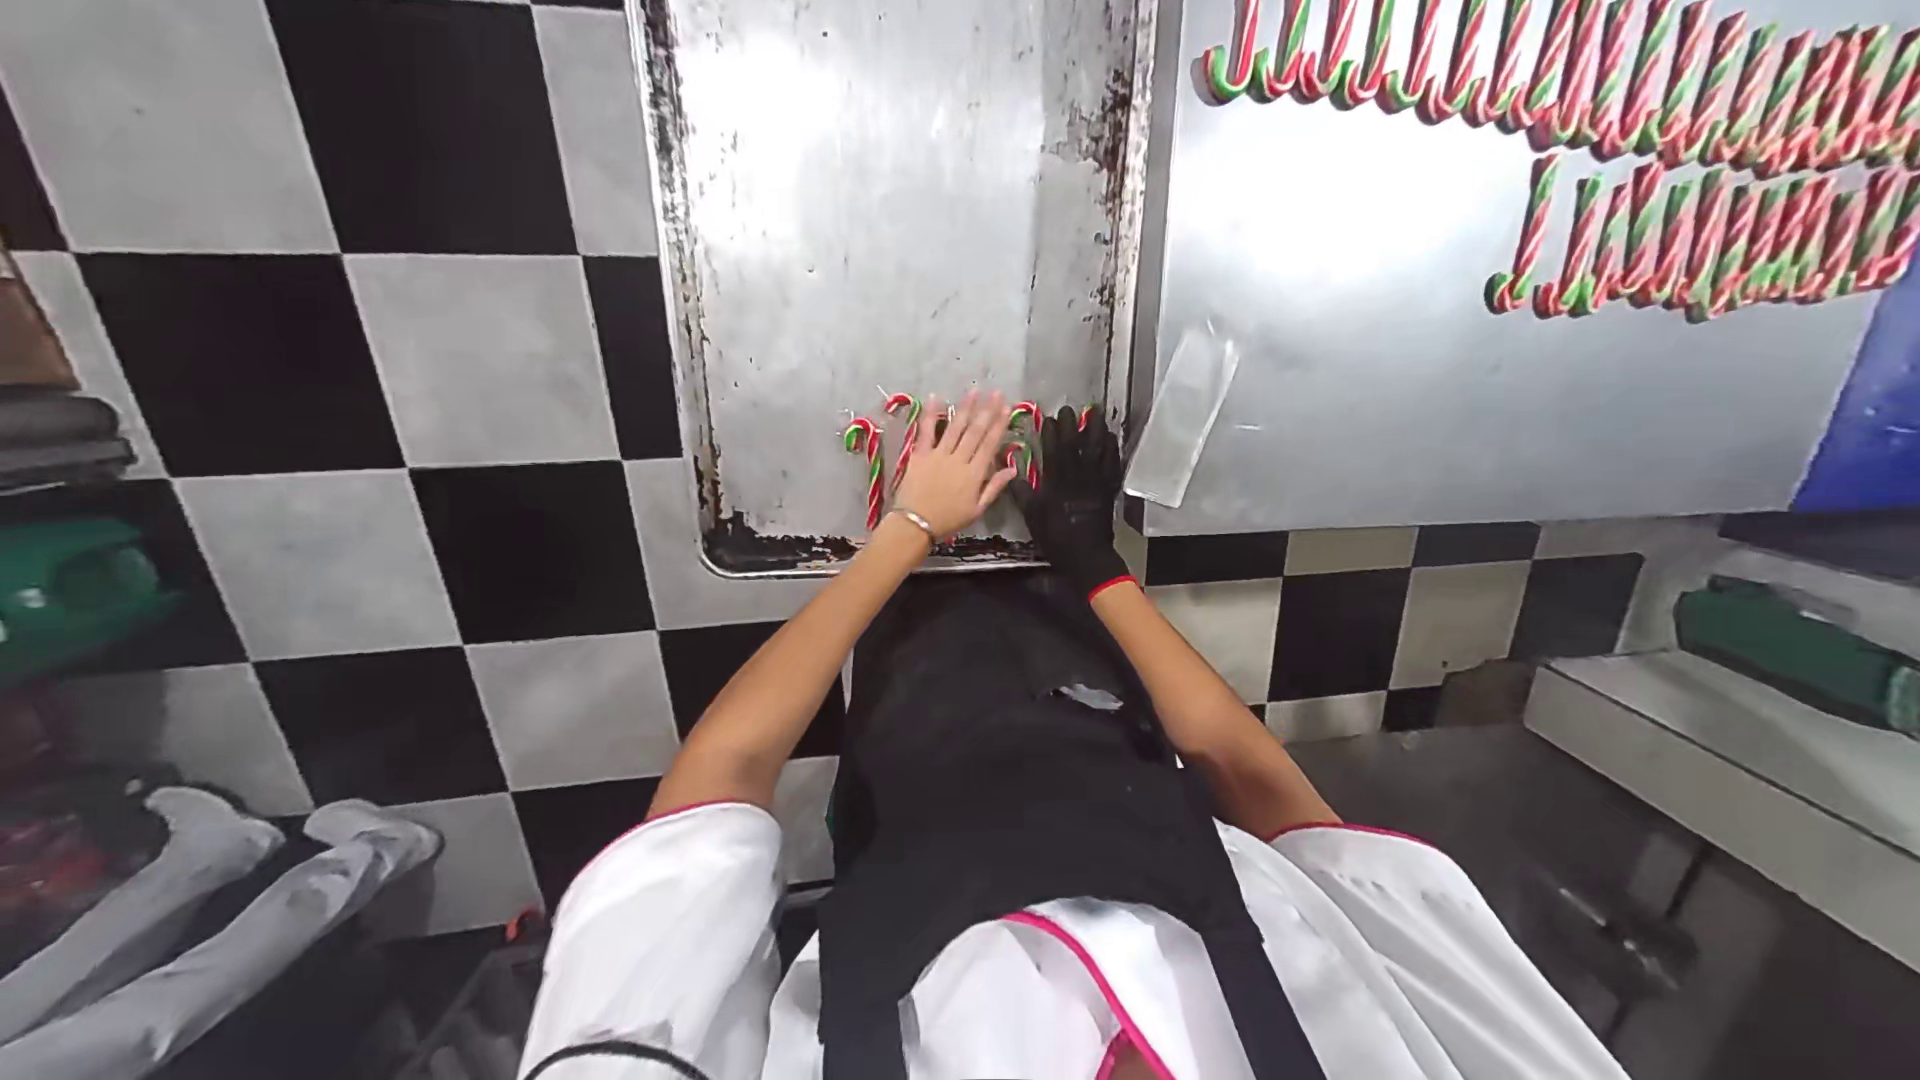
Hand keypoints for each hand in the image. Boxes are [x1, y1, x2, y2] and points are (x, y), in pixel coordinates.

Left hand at [891, 390, 1017, 537]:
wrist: (915, 524)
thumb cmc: (948, 521)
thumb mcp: (977, 510)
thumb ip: (994, 487)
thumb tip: (1012, 469)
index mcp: (975, 474)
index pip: (990, 444)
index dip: (999, 424)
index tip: (1006, 407)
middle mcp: (959, 459)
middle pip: (975, 431)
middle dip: (987, 410)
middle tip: (995, 392)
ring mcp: (938, 455)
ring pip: (955, 427)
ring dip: (965, 408)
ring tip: (974, 391)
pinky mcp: (920, 454)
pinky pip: (926, 431)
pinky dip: (931, 414)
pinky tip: (936, 398)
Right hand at [1012, 406, 1127, 593]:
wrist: (1085, 553)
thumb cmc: (1055, 535)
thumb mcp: (1031, 515)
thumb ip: (1021, 491)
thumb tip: (1011, 473)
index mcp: (1057, 479)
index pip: (1055, 447)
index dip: (1052, 430)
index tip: (1049, 418)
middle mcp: (1079, 474)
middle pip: (1078, 441)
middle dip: (1072, 423)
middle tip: (1069, 410)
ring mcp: (1097, 479)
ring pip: (1099, 447)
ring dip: (1097, 428)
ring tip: (1094, 414)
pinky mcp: (1109, 487)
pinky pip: (1113, 462)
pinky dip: (1112, 448)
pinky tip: (1111, 439)